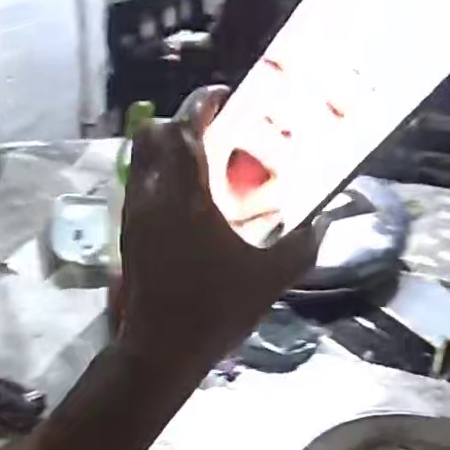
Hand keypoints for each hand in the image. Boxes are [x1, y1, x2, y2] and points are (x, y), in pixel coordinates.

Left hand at [113, 87, 317, 378]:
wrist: (160, 349)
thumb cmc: (214, 310)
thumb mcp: (270, 278)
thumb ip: (301, 244)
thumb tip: (322, 222)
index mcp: (184, 196)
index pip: (184, 126)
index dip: (203, 103)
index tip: (225, 99)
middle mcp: (151, 196)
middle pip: (152, 134)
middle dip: (181, 123)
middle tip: (214, 134)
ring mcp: (133, 216)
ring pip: (141, 160)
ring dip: (169, 151)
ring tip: (206, 168)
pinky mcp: (126, 235)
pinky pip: (140, 187)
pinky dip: (162, 179)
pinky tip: (191, 205)